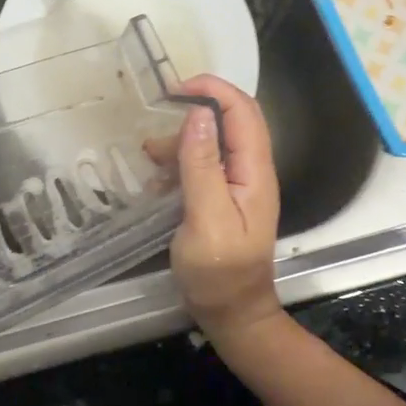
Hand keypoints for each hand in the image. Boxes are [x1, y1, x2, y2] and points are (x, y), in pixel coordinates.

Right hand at [163, 75, 283, 343]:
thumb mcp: (205, 219)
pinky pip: (204, 164)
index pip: (243, 111)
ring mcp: (239, 184)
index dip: (213, 90)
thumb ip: (201, 166)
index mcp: (255, 172)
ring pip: (214, 141)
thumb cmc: (219, 273)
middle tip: (157, 126)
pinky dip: (180, 162)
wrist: (232, 316)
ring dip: (182, 140)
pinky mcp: (224, 197)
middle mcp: (252, 171)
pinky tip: (159, 180)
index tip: (174, 90)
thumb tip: (198, 114)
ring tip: (150, 158)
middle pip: (231, 120)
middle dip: (194, 113)